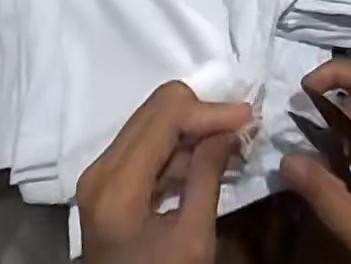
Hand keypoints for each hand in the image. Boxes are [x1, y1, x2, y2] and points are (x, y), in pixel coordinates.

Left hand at [77, 80, 251, 263]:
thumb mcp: (192, 241)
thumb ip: (208, 176)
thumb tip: (230, 128)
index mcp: (118, 184)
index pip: (167, 116)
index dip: (211, 111)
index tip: (248, 116)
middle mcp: (101, 168)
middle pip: (158, 108)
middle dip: (203, 113)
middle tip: (240, 127)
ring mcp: (101, 174)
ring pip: (154, 121)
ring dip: (194, 128)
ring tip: (231, 146)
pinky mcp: (108, 182)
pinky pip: (147, 144)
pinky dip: (180, 146)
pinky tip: (208, 160)